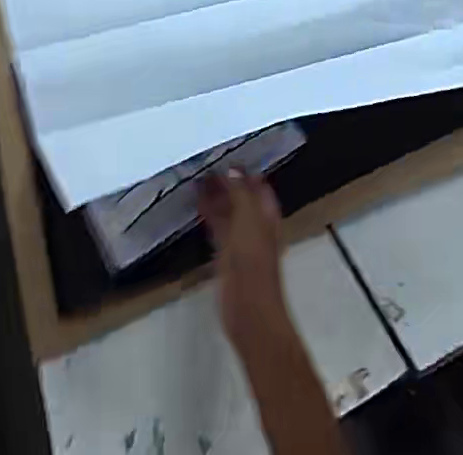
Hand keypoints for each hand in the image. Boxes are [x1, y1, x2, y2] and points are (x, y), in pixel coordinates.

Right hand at [199, 170, 288, 349]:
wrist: (249, 310)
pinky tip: (195, 203)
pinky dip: (208, 213)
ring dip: (215, 195)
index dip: (245, 171)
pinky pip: (217, 227)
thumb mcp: (248, 221)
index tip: (225, 153)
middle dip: (226, 181)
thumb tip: (232, 170)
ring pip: (228, 211)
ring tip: (196, 177)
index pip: (258, 186)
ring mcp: (240, 241)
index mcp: (267, 216)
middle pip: (241, 197)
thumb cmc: (253, 263)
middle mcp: (255, 225)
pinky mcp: (225, 254)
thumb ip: (240, 194)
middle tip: (205, 161)